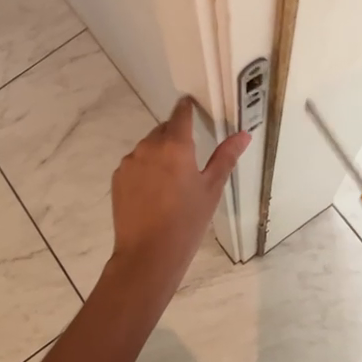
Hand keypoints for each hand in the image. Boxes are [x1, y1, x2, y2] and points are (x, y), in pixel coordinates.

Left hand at [108, 98, 251, 288]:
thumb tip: (243, 135)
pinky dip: (144, 170)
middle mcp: (148, 147)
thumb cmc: (187, 222)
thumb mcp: (211, 189)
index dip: (187, 108)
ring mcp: (129, 162)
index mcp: (175, 146)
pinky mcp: (117, 177)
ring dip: (159, 155)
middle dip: (175, 138)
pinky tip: (153, 194)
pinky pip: (134, 164)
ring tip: (171, 183)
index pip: (180, 114)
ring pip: (148, 148)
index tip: (192, 106)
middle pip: (163, 131)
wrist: (148, 254)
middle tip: (189, 161)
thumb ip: (225, 157)